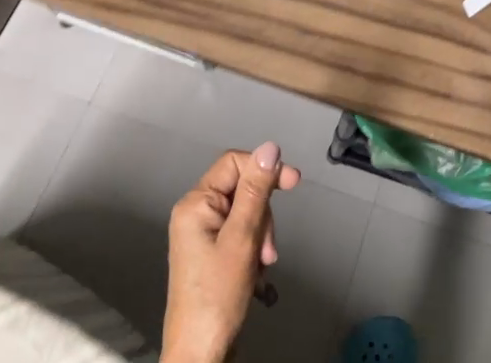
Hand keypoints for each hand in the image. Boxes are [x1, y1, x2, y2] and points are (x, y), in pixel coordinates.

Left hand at [161, 142, 300, 362]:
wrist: (200, 354)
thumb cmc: (218, 295)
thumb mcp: (242, 239)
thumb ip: (257, 191)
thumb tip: (271, 148)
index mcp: (196, 204)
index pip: (235, 164)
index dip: (265, 169)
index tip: (295, 183)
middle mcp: (196, 213)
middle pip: (243, 189)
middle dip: (264, 215)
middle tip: (267, 248)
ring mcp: (203, 235)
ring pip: (247, 214)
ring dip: (262, 237)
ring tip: (262, 267)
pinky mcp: (212, 254)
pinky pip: (242, 236)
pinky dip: (254, 251)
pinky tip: (256, 275)